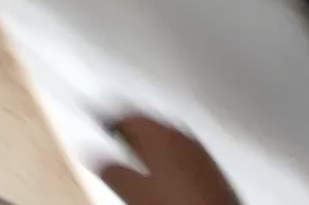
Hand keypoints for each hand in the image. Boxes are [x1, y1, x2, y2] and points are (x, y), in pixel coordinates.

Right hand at [98, 115, 240, 204]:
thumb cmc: (178, 203)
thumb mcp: (135, 191)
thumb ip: (112, 169)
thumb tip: (98, 157)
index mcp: (158, 131)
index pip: (124, 112)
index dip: (106, 114)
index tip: (95, 115)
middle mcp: (179, 132)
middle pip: (147, 121)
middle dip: (129, 126)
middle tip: (113, 134)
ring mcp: (199, 149)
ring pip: (166, 135)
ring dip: (149, 141)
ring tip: (136, 155)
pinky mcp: (213, 166)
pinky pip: (182, 149)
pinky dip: (168, 153)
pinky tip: (165, 170)